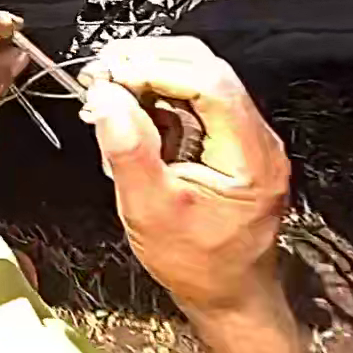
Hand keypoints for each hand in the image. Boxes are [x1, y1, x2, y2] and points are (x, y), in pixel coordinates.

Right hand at [80, 36, 289, 317]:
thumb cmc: (194, 261)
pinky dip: (149, 91)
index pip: (210, 85)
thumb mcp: (149, 209)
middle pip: (205, 69)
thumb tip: (105, 97)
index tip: (111, 76)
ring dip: (146, 73)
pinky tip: (121, 105)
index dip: (157, 69)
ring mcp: (237, 136)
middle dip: (148, 61)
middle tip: (101, 72)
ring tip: (104, 87)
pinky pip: (186, 98)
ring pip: (194, 76)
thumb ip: (128, 150)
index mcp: (249, 156)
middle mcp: (252, 138)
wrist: (223, 292)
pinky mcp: (218, 139)